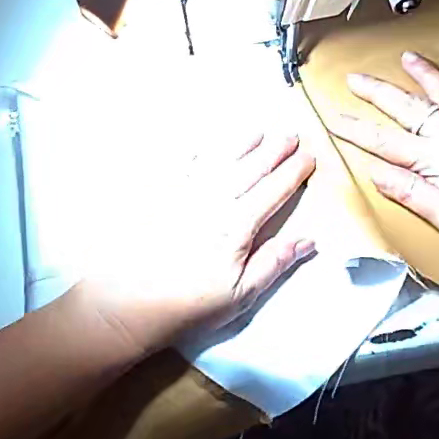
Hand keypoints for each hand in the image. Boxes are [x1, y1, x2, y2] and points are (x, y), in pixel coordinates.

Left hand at [73, 132, 316, 354]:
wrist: (129, 303)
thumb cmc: (188, 305)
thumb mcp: (240, 295)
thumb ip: (274, 263)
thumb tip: (307, 240)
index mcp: (237, 225)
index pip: (274, 190)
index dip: (294, 172)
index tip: (309, 157)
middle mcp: (213, 201)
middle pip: (251, 168)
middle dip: (274, 150)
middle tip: (291, 136)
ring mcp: (184, 195)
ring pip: (219, 160)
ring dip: (241, 145)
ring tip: (257, 133)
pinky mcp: (159, 197)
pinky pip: (181, 166)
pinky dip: (196, 152)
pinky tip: (203, 145)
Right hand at [326, 52, 438, 281]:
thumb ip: (412, 193)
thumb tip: (376, 173)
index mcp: (438, 159)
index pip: (384, 141)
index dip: (355, 129)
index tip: (333, 118)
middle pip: (408, 107)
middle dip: (377, 92)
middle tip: (355, 78)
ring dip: (424, 74)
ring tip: (406, 58)